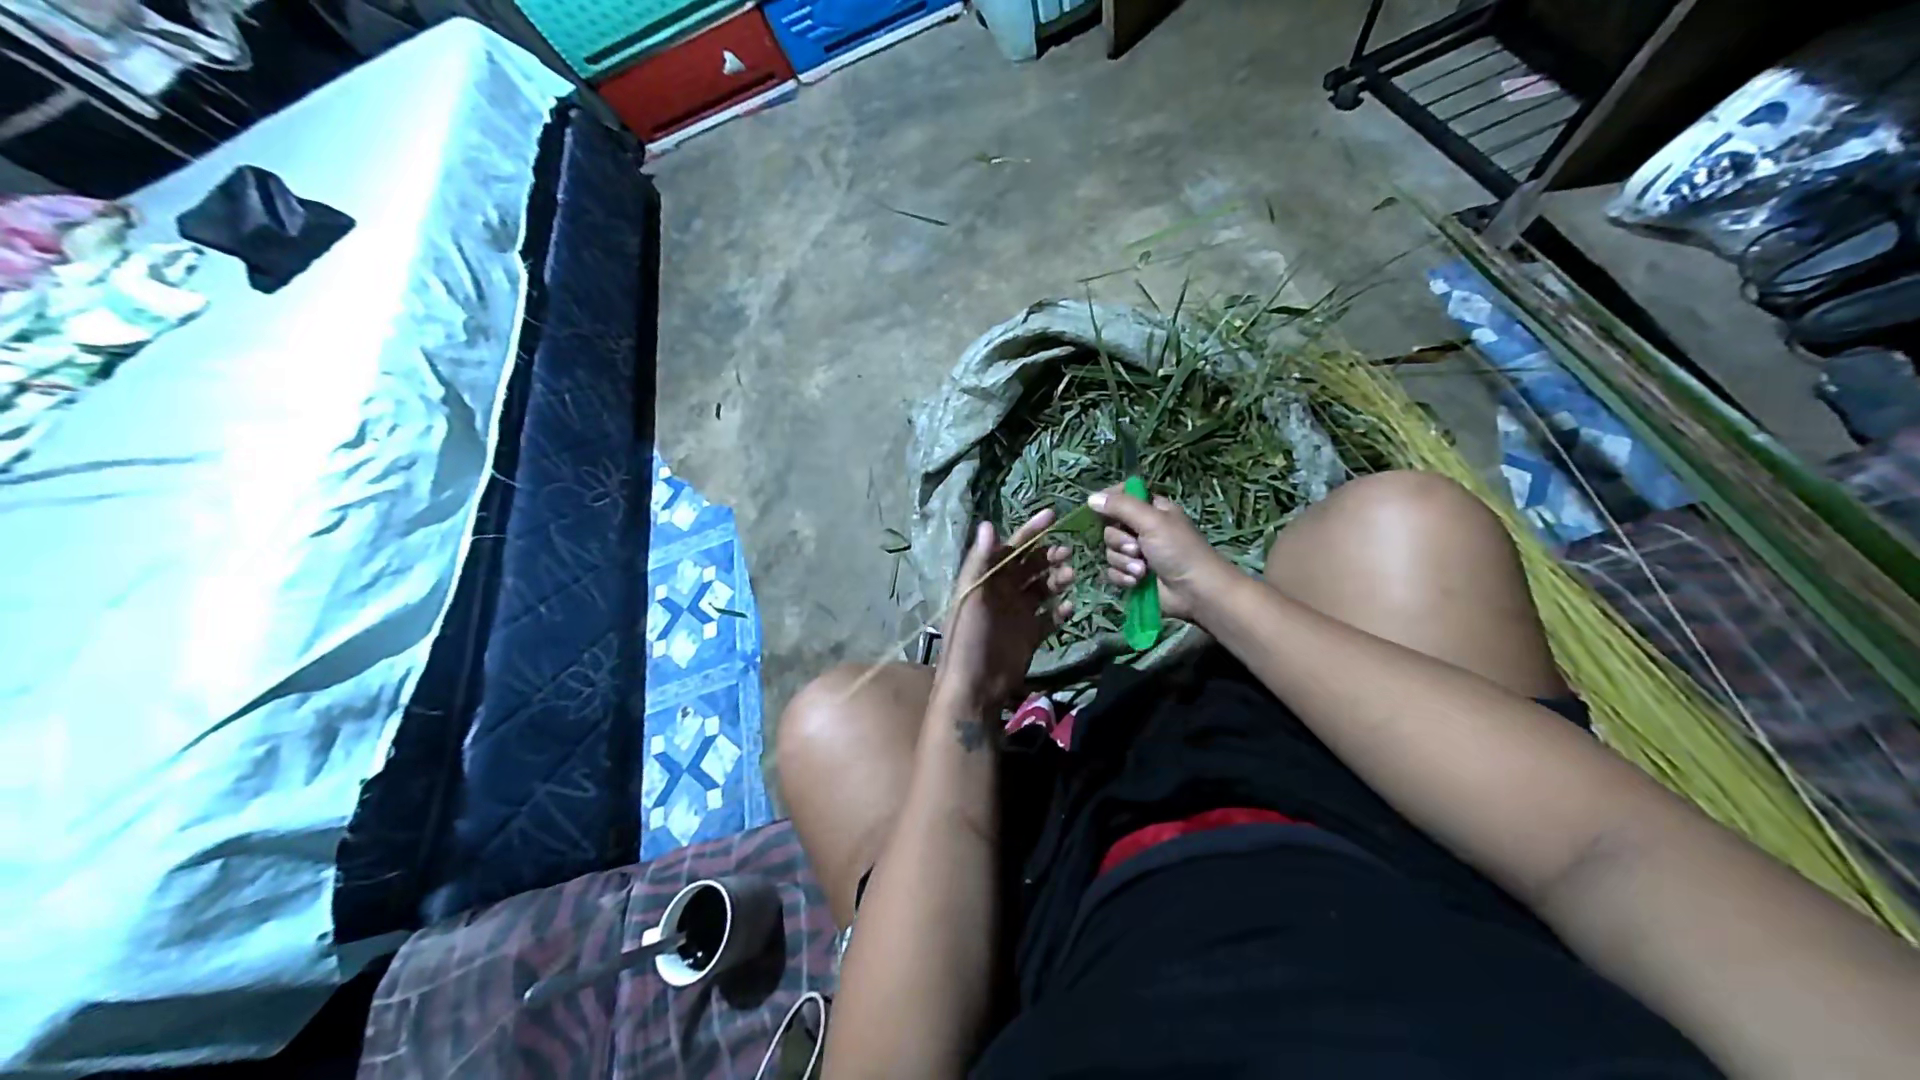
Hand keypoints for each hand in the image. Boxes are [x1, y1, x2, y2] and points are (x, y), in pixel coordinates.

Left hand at [935, 509, 1074, 711]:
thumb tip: (988, 524)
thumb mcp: (969, 596)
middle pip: (1031, 566)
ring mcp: (1018, 613)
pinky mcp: (1030, 635)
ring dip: (1057, 579)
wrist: (975, 686)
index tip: (1053, 516)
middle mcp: (1003, 592)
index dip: (1030, 531)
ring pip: (1043, 588)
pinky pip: (1050, 617)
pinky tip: (1070, 607)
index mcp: (986, 579)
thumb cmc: (968, 637)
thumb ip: (980, 561)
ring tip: (1071, 576)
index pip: (1011, 548)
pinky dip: (1061, 610)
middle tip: (1067, 552)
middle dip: (1049, 555)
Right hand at [1090, 486, 1235, 623]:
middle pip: (1111, 527)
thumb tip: (1091, 498)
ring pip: (1110, 551)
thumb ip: (1121, 506)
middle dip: (1119, 541)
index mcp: (1151, 509)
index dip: (1109, 501)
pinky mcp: (1133, 575)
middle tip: (1136, 548)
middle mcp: (1143, 529)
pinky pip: (1113, 571)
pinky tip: (1136, 581)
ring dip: (1123, 561)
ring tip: (1142, 570)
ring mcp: (1138, 553)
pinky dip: (1123, 576)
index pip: (1122, 496)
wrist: (1195, 591)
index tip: (1099, 508)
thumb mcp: (1152, 521)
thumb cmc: (1178, 550)